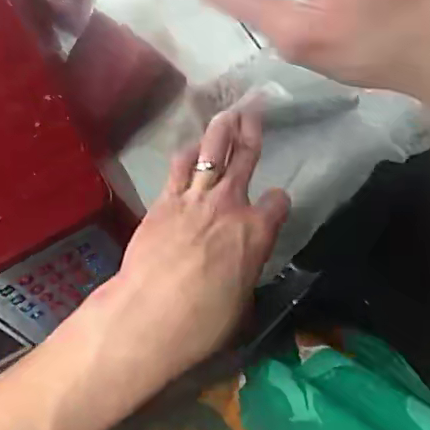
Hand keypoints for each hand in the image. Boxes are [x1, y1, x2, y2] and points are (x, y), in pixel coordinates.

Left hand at [80, 109, 290, 394]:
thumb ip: (245, 272)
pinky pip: (180, 166)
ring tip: (226, 114)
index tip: (276, 206)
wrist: (150, 313)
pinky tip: (190, 148)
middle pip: (246, 157)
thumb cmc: (204, 320)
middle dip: (252, 131)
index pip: (279, 203)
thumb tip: (239, 269)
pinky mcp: (165, 200)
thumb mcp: (242, 302)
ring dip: (221, 129)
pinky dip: (188, 153)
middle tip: (254, 109)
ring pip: (212, 150)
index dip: (279, 202)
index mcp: (257, 232)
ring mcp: (196, 197)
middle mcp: (230, 205)